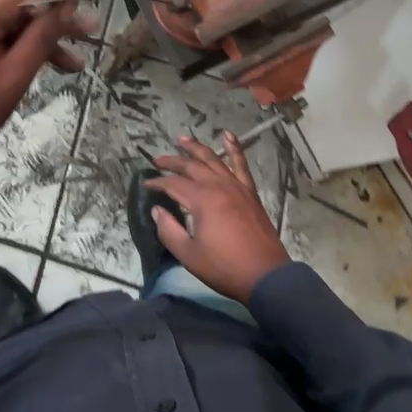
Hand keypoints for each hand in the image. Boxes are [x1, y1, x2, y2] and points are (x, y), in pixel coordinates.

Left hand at [0, 0, 91, 170]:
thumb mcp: (14, 76)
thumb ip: (41, 38)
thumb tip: (65, 7)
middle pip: (18, 12)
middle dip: (54, 25)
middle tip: (90, 33)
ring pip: (12, 28)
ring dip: (42, 43)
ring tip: (76, 62)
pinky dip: (22, 51)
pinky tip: (51, 65)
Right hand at [146, 132, 290, 303]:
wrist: (266, 276)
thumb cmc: (225, 267)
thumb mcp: (189, 255)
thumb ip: (169, 231)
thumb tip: (157, 210)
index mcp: (202, 200)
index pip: (173, 184)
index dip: (157, 183)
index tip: (146, 185)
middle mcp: (218, 185)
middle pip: (191, 166)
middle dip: (172, 161)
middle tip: (157, 160)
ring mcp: (236, 186)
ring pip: (213, 159)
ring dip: (196, 148)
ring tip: (182, 139)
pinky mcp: (249, 192)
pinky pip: (241, 164)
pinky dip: (234, 147)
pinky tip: (227, 135)